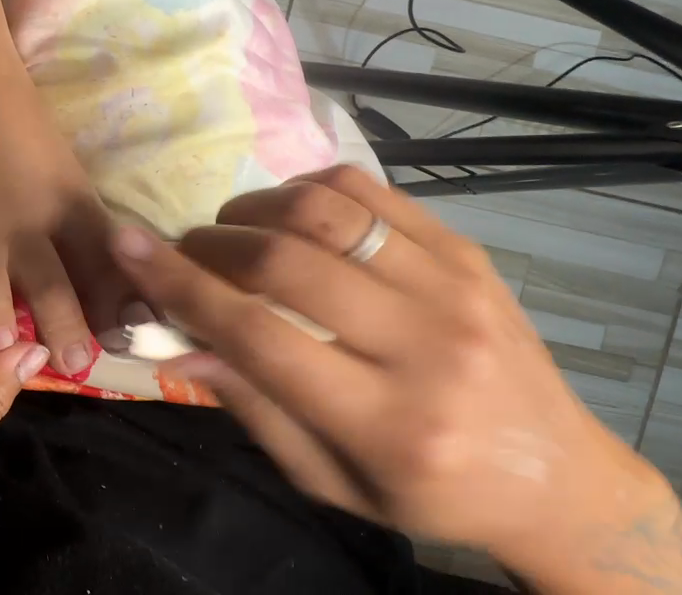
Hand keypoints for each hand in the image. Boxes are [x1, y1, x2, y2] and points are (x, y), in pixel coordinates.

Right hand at [116, 166, 681, 592]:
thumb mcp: (327, 478)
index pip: (260, 335)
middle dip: (208, 245)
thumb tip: (171, 336)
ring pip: (322, 212)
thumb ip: (248, 403)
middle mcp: (428, 350)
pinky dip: (303, 190)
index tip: (125, 246)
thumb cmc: (424, 490)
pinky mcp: (466, 253)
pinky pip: (364, 190)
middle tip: (183, 250)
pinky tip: (289, 218)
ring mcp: (455, 291)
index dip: (180, 285)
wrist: (556, 477)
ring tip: (235, 233)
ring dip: (252, 210)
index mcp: (389, 424)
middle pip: (285, 263)